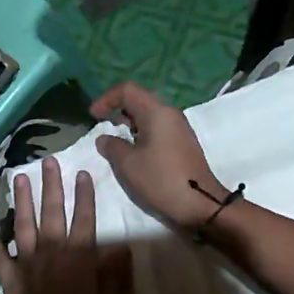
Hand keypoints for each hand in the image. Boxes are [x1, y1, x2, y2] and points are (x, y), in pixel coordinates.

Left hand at [0, 157, 131, 293]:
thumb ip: (116, 274)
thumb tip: (121, 244)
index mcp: (78, 260)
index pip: (84, 220)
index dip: (84, 196)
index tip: (83, 173)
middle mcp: (51, 255)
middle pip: (51, 214)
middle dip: (51, 186)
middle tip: (49, 161)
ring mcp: (27, 267)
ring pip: (23, 226)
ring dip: (22, 202)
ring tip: (20, 178)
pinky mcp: (10, 283)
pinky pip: (1, 259)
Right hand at [90, 82, 224, 229]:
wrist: (199, 203)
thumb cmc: (160, 179)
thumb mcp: (128, 164)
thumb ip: (111, 146)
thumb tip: (104, 138)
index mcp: (157, 112)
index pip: (127, 90)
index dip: (106, 99)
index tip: (94, 116)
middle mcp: (170, 113)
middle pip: (139, 99)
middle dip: (117, 109)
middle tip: (104, 126)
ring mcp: (179, 128)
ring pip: (149, 114)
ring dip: (129, 123)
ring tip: (116, 140)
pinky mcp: (183, 142)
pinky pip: (158, 127)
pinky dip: (141, 132)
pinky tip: (134, 151)